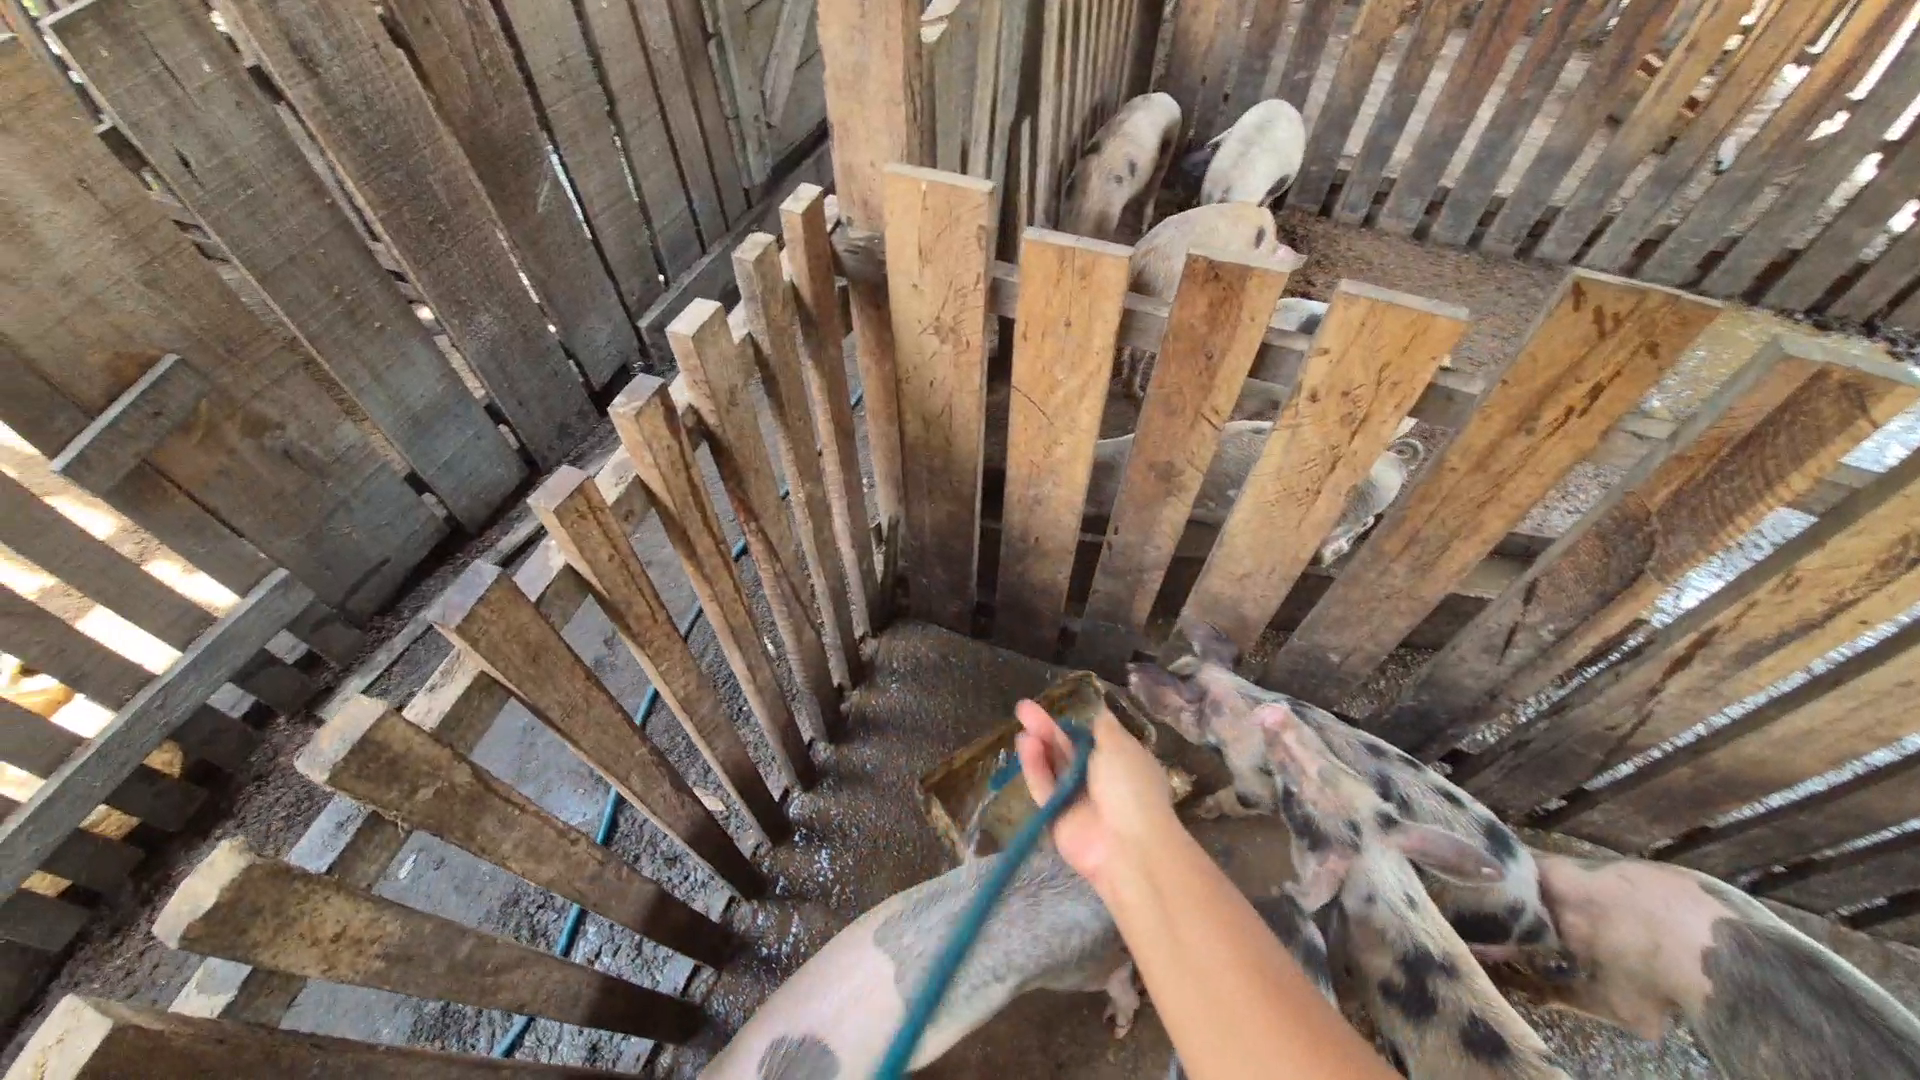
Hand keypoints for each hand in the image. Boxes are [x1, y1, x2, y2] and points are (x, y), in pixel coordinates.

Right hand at [1015, 699, 1175, 892]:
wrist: (1128, 846)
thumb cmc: (1131, 787)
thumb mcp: (1121, 746)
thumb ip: (1103, 728)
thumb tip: (1098, 713)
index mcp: (1122, 761)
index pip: (1095, 738)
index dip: (1075, 723)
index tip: (1057, 707)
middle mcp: (1100, 779)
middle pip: (1069, 749)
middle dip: (1048, 728)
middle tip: (1023, 708)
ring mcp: (1077, 799)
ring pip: (1053, 766)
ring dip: (1039, 744)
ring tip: (1023, 722)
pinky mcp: (1056, 816)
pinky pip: (1043, 787)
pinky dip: (1034, 766)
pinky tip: (1025, 744)